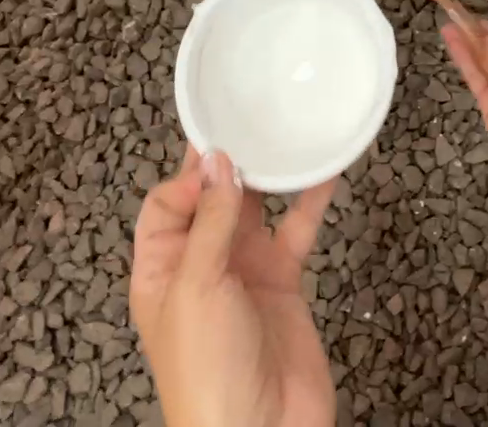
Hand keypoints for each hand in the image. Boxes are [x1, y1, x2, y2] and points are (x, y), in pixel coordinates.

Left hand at [131, 148, 337, 426]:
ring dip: (269, 175)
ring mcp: (244, 269)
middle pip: (211, 198)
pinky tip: (326, 171)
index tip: (220, 146)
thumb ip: (209, 220)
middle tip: (254, 120)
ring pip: (255, 207)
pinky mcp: (283, 278)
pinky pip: (296, 228)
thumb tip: (216, 159)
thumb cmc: (208, 368)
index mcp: (161, 267)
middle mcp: (200, 262)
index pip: (167, 202)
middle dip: (228, 163)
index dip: (189, 173)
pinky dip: (311, 200)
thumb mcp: (196, 287)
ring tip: (286, 135)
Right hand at [441, 20, 487, 183]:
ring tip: (447, 26)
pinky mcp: (486, 104)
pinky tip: (453, 44)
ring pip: (481, 63)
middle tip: (456, 17)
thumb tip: (486, 38)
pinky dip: (463, 60)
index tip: (475, 18)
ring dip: (466, 44)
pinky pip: (474, 77)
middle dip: (477, 36)